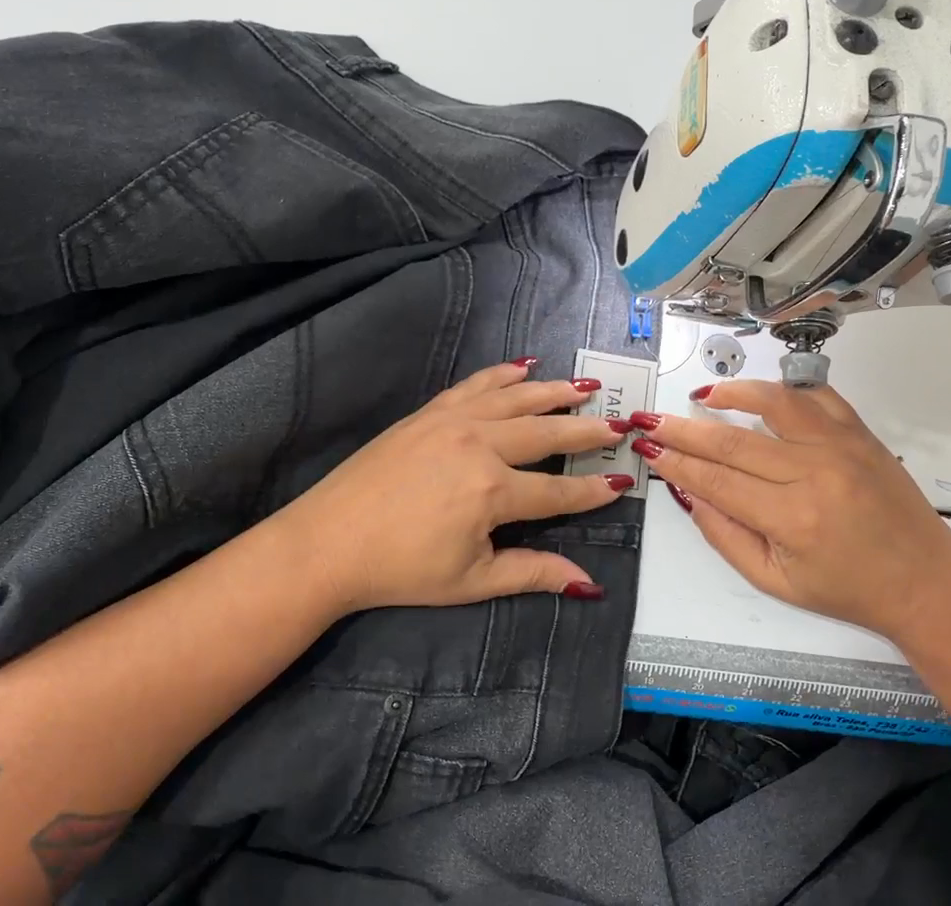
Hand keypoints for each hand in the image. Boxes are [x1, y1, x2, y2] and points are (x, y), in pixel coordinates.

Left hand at [262, 359, 634, 613]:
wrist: (329, 541)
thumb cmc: (400, 569)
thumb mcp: (471, 581)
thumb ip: (533, 573)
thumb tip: (587, 583)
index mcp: (492, 491)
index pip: (558, 490)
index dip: (592, 490)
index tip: (621, 481)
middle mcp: (478, 445)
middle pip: (546, 432)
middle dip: (586, 429)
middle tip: (618, 423)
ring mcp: (450, 422)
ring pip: (515, 399)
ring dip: (553, 391)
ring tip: (585, 386)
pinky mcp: (426, 413)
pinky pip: (473, 385)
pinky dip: (501, 374)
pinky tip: (522, 366)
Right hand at [630, 381, 950, 637]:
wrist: (927, 584)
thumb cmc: (847, 591)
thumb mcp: (774, 581)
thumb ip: (724, 536)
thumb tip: (687, 491)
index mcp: (792, 518)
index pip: (716, 480)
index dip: (676, 462)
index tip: (648, 448)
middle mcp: (816, 473)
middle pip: (734, 441)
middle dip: (685, 430)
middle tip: (651, 420)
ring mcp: (843, 447)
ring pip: (776, 402)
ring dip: (732, 393)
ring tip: (701, 395)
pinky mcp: (863, 435)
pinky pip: (818, 397)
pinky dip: (785, 389)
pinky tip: (760, 395)